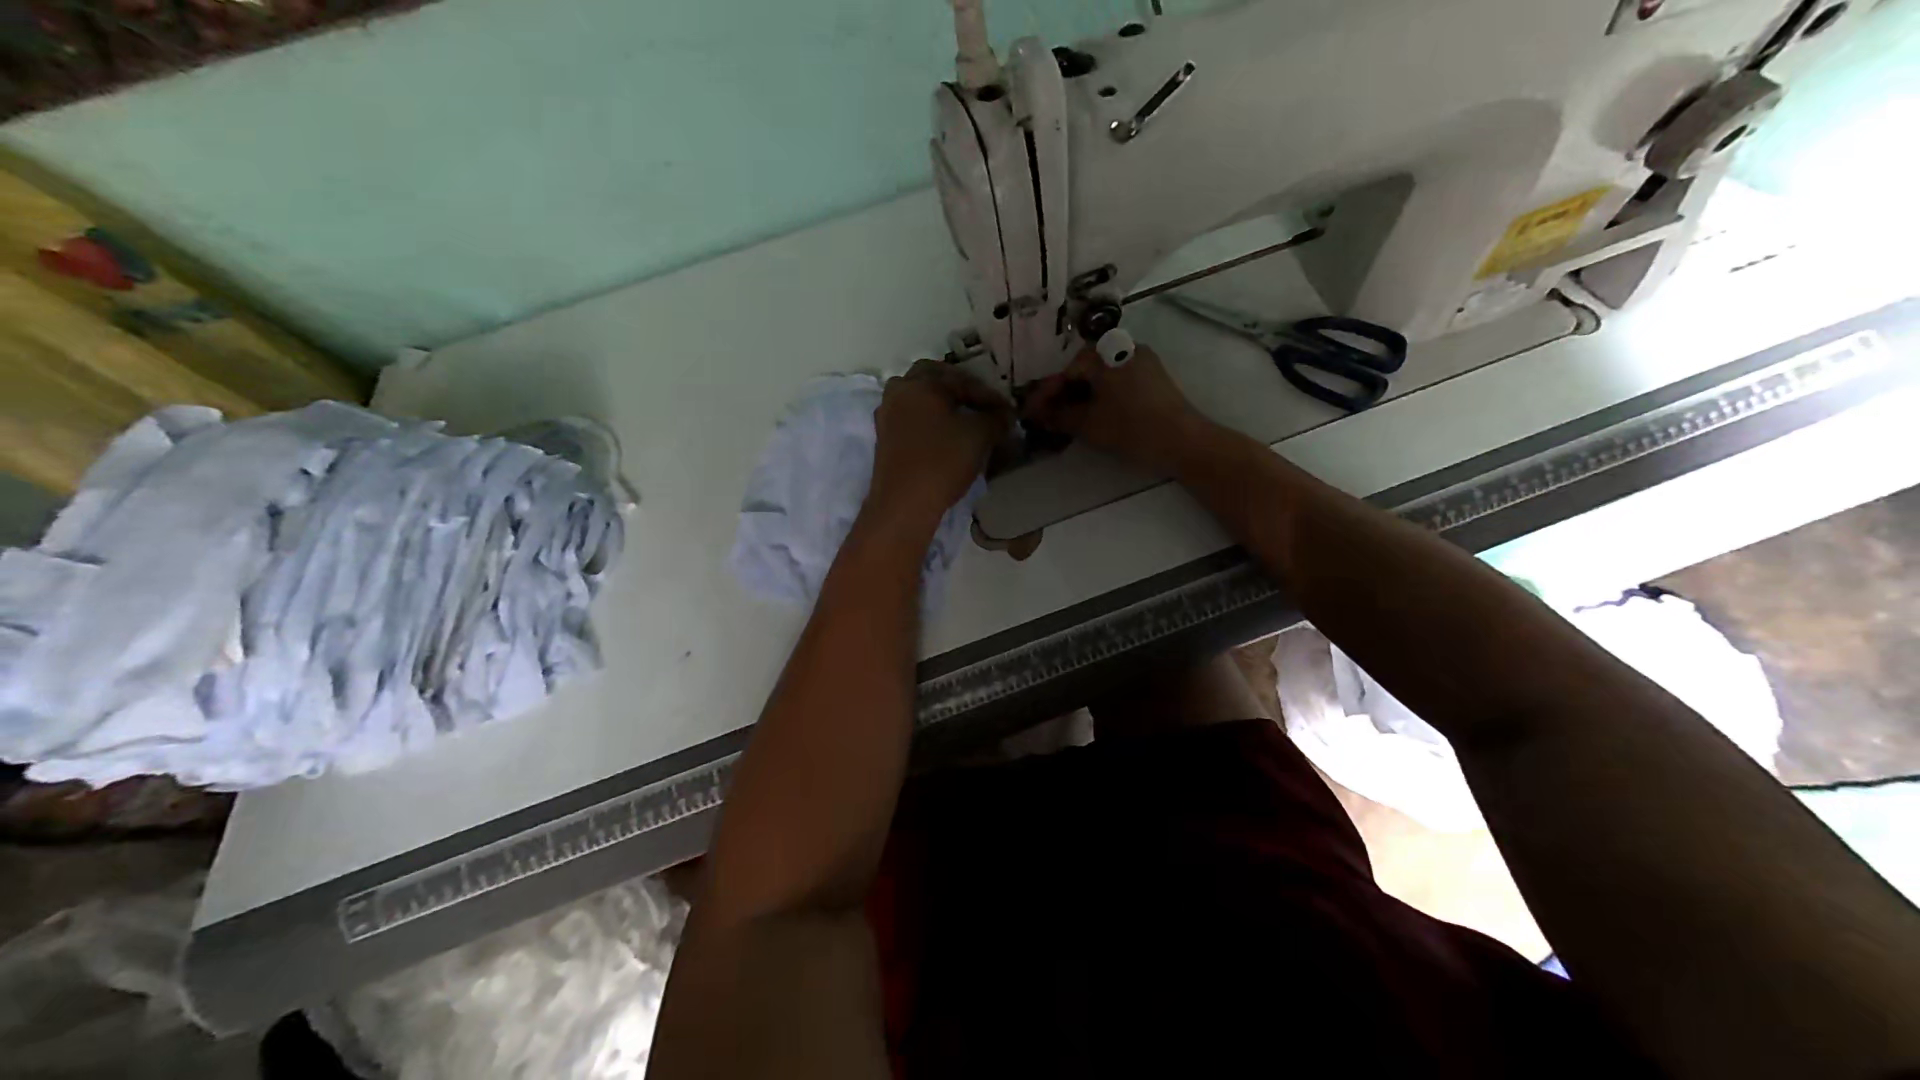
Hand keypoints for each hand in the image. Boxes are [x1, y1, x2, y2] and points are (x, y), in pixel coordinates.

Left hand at [867, 359, 1011, 531]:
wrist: (904, 504)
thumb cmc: (942, 461)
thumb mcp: (979, 436)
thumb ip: (996, 418)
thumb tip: (1005, 414)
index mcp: (920, 383)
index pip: (962, 380)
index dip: (988, 395)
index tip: (1007, 412)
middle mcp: (898, 392)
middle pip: (932, 378)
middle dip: (958, 388)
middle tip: (980, 405)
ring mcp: (887, 416)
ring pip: (918, 399)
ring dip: (941, 404)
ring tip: (964, 420)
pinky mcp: (884, 439)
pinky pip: (910, 419)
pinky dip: (929, 421)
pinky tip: (945, 437)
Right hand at [1021, 345, 1213, 473]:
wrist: (1182, 441)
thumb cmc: (1130, 428)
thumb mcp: (1088, 424)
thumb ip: (1059, 416)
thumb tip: (1038, 415)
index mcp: (1104, 354)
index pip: (1066, 372)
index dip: (1046, 394)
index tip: (1031, 412)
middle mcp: (1123, 348)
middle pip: (1084, 370)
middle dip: (1064, 393)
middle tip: (1049, 415)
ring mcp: (1142, 360)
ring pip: (1102, 375)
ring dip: (1083, 394)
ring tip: (1070, 418)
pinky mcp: (1154, 376)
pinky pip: (1118, 380)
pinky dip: (1102, 394)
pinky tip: (1095, 414)